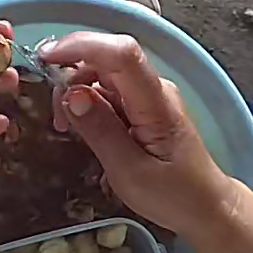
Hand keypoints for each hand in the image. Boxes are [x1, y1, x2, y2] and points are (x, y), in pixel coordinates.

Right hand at [34, 32, 242, 235]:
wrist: (207, 206)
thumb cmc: (174, 195)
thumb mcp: (130, 173)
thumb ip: (100, 132)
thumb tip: (71, 95)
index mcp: (156, 103)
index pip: (121, 54)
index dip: (81, 46)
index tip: (45, 58)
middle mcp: (153, 88)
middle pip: (106, 58)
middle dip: (70, 73)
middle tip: (54, 112)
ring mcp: (148, 94)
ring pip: (102, 72)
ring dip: (75, 90)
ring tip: (65, 125)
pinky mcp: (142, 104)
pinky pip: (107, 89)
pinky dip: (85, 101)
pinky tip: (78, 125)